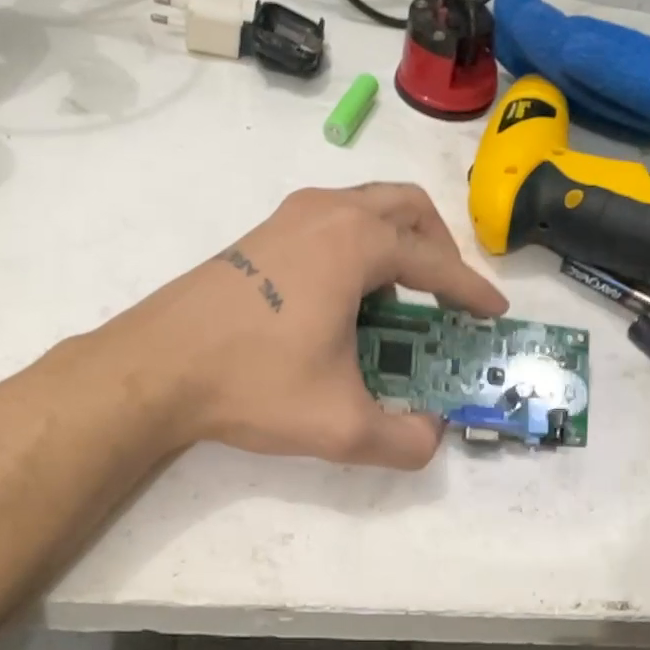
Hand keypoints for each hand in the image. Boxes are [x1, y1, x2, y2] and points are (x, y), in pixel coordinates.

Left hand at [114, 184, 506, 469]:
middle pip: (406, 208)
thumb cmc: (253, 384)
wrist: (155, 369)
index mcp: (356, 244)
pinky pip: (329, 225)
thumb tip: (431, 438)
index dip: (472, 290)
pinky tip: (345, 303)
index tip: (494, 311)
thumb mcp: (341, 427)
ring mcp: (286, 219)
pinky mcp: (258, 238)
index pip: (435, 262)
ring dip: (396, 244)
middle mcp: (326, 214)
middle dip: (439, 248)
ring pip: (364, 209)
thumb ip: (403, 440)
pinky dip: (357, 250)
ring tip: (401, 300)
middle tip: (449, 296)